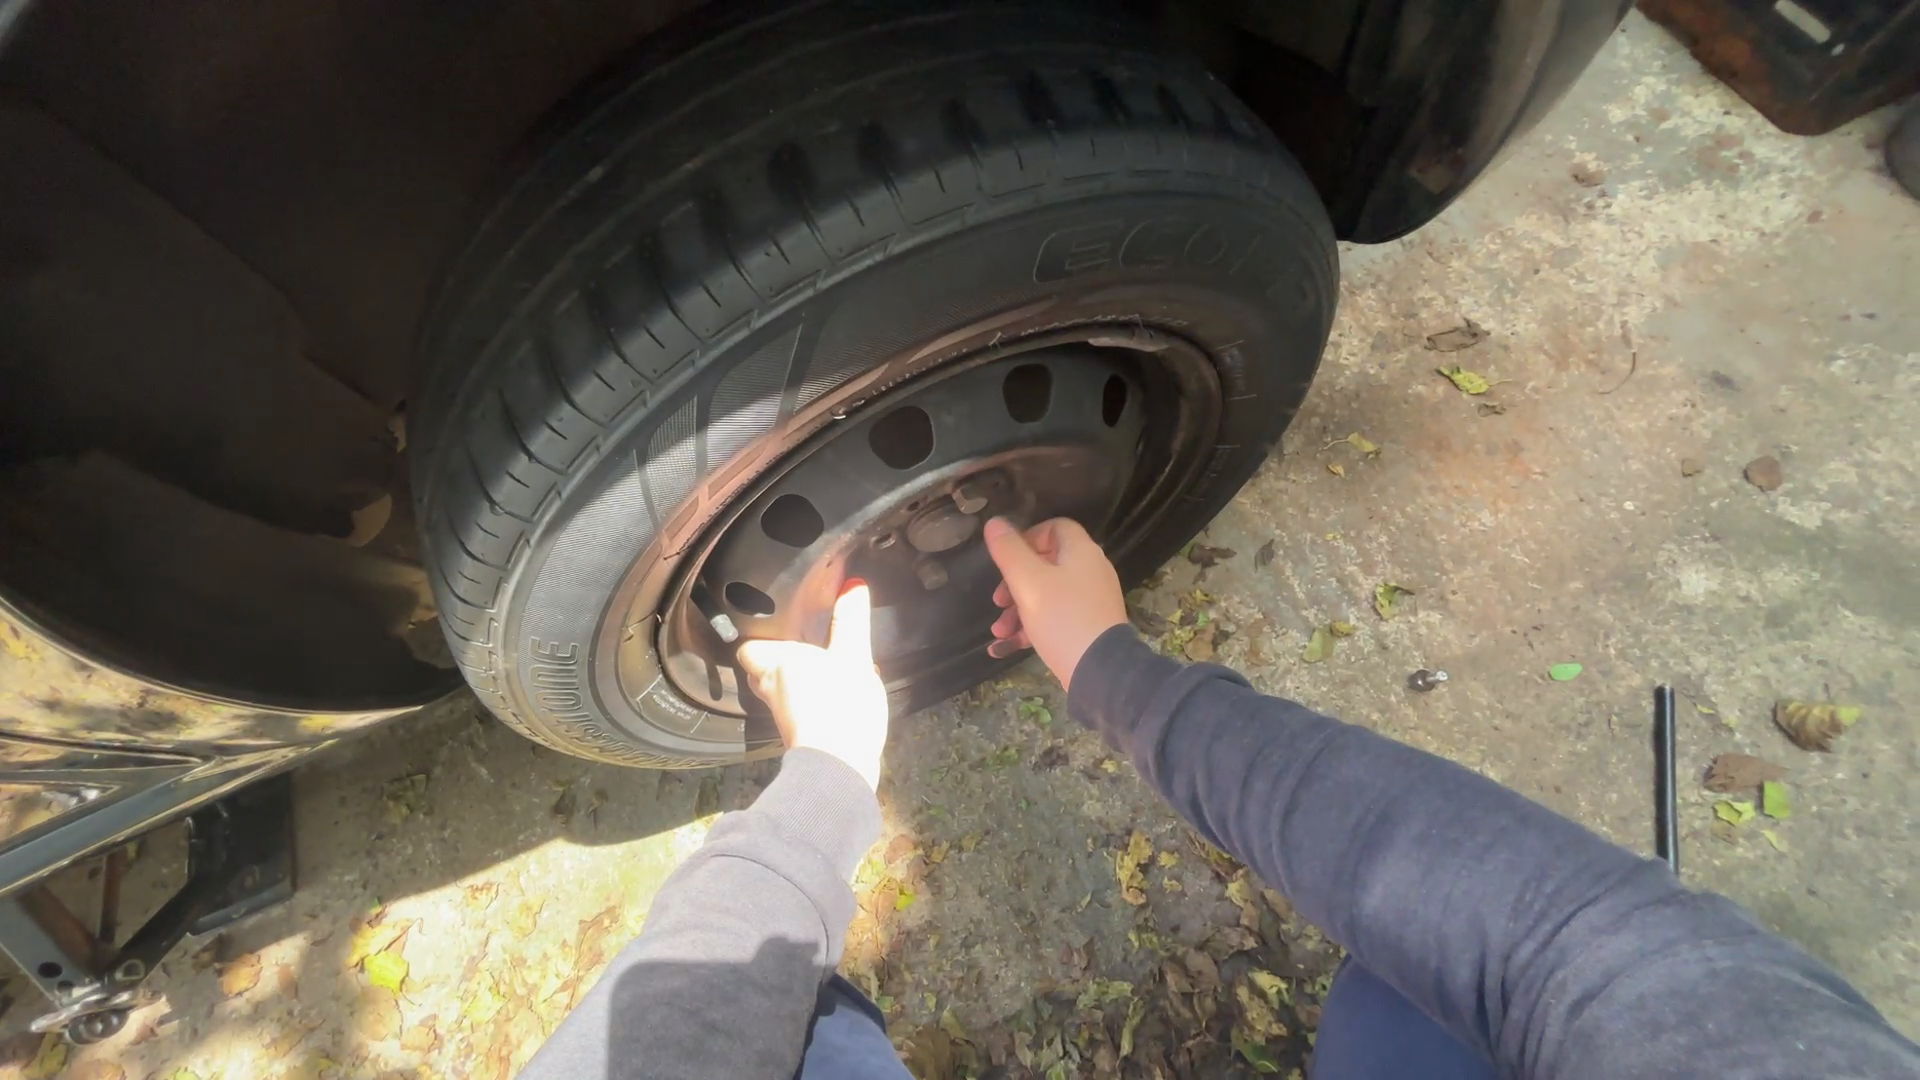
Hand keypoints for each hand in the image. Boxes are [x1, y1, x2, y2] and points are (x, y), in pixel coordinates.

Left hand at [736, 582, 888, 790]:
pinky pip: (800, 708)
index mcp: (775, 664)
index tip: (772, 626)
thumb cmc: (839, 702)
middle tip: (799, 643)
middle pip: (762, 670)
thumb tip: (853, 583)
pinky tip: (835, 695)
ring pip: (782, 690)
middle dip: (777, 659)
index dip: (756, 636)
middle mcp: (772, 689)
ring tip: (819, 667)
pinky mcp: (801, 735)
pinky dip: (811, 700)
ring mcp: (784, 716)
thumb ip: (851, 621)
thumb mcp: (853, 656)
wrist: (840, 765)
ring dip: (796, 681)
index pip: (747, 648)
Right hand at [981, 517, 1128, 690]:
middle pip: (1046, 564)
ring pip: (1046, 595)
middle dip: (1014, 583)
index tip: (1007, 558)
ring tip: (999, 632)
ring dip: (1018, 610)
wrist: (1099, 672)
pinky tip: (1007, 647)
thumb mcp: (1028, 582)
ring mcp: (1090, 601)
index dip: (1028, 537)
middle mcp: (1090, 572)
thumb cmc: (1062, 618)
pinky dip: (1031, 627)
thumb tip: (994, 522)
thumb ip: (1009, 551)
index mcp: (1081, 552)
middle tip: (998, 601)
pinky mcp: (1087, 626)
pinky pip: (1055, 618)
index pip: (1055, 527)